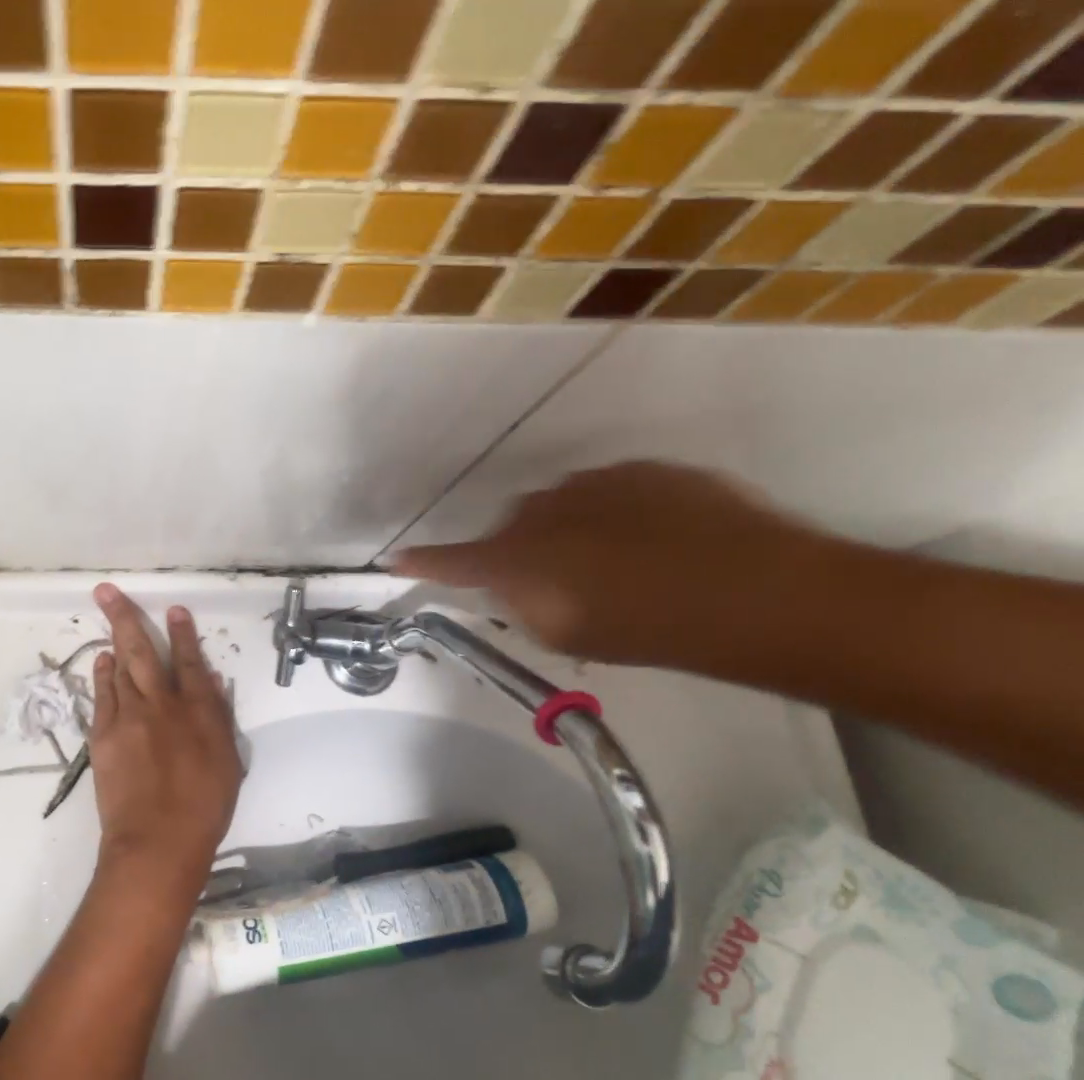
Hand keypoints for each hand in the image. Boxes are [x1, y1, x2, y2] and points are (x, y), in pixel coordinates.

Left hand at [88, 583, 241, 885]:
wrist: (157, 841)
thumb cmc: (204, 809)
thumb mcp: (228, 764)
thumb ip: (219, 719)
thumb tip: (212, 683)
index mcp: (199, 712)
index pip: (191, 662)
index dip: (183, 633)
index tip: (175, 609)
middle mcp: (162, 705)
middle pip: (143, 651)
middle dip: (126, 617)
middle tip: (107, 590)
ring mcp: (129, 717)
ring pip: (119, 668)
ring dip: (113, 641)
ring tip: (106, 616)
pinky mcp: (104, 735)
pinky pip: (102, 695)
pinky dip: (102, 675)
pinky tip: (101, 661)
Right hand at [392, 462, 833, 666]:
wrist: (759, 592)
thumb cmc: (652, 630)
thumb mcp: (570, 634)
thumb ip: (523, 602)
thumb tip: (510, 582)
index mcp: (522, 556)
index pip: (458, 561)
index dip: (428, 562)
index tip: (399, 559)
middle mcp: (547, 508)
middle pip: (515, 525)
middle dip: (527, 549)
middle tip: (567, 587)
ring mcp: (597, 482)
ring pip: (565, 505)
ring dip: (575, 530)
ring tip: (623, 566)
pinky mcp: (646, 469)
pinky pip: (612, 492)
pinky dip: (618, 515)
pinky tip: (658, 544)